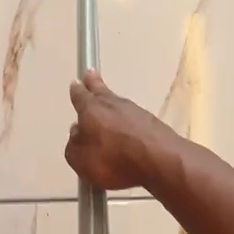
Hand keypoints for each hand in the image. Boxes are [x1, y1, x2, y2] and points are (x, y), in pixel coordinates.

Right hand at [66, 70, 179, 191]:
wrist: (159, 160)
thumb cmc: (114, 159)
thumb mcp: (81, 160)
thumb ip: (74, 146)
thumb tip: (77, 133)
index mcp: (91, 110)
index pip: (80, 96)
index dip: (77, 91)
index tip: (75, 83)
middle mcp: (112, 104)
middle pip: (101, 90)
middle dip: (94, 83)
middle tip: (89, 73)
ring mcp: (134, 111)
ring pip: (117, 102)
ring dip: (110, 101)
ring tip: (105, 100)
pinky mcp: (151, 123)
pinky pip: (132, 118)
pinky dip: (126, 120)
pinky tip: (125, 127)